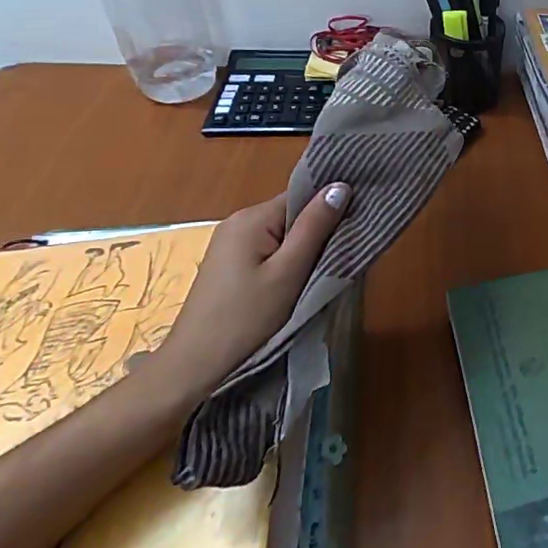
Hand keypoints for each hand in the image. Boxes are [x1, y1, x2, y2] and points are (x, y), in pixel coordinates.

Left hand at [153, 184, 351, 395]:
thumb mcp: (288, 272)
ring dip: (297, 252)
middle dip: (312, 235)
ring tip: (314, 276)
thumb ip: (314, 228)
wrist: (196, 361)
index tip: (351, 232)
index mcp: (251, 216)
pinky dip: (281, 263)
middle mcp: (237, 220)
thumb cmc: (247, 317)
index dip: (327, 211)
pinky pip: (263, 251)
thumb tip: (340, 185)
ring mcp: (227, 242)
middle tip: (335, 261)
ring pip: (278, 236)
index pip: (300, 197)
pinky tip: (289, 285)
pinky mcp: (225, 263)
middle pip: (288, 216)